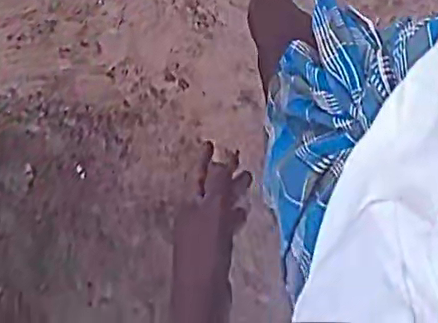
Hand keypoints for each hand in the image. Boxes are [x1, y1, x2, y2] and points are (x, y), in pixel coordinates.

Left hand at [168, 141, 251, 322]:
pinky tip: (244, 213)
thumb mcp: (214, 210)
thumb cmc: (207, 249)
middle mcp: (193, 216)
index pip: (198, 173)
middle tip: (239, 158)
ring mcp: (201, 234)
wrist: (202, 296)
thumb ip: (219, 182)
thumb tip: (223, 155)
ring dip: (232, 193)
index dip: (205, 157)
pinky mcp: (211, 249)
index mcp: (190, 204)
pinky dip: (233, 214)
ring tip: (248, 182)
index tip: (211, 141)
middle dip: (224, 173)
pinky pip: (223, 222)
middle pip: (210, 188)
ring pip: (218, 205)